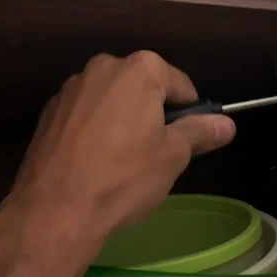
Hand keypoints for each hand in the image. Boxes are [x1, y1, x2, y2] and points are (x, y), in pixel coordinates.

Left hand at [4, 51, 235, 258]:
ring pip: (111, 100)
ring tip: (121, 163)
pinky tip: (92, 164)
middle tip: (156, 154)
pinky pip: (84, 115)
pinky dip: (93, 130)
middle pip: (142, 87)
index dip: (189, 113)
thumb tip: (228, 123)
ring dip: (121, 120)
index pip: (180, 85)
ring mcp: (72, 87)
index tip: (187, 142)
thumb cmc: (124, 178)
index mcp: (140, 69)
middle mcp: (104, 66)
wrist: (53, 211)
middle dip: (152, 114)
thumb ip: (200, 132)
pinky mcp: (49, 111)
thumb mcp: (173, 156)